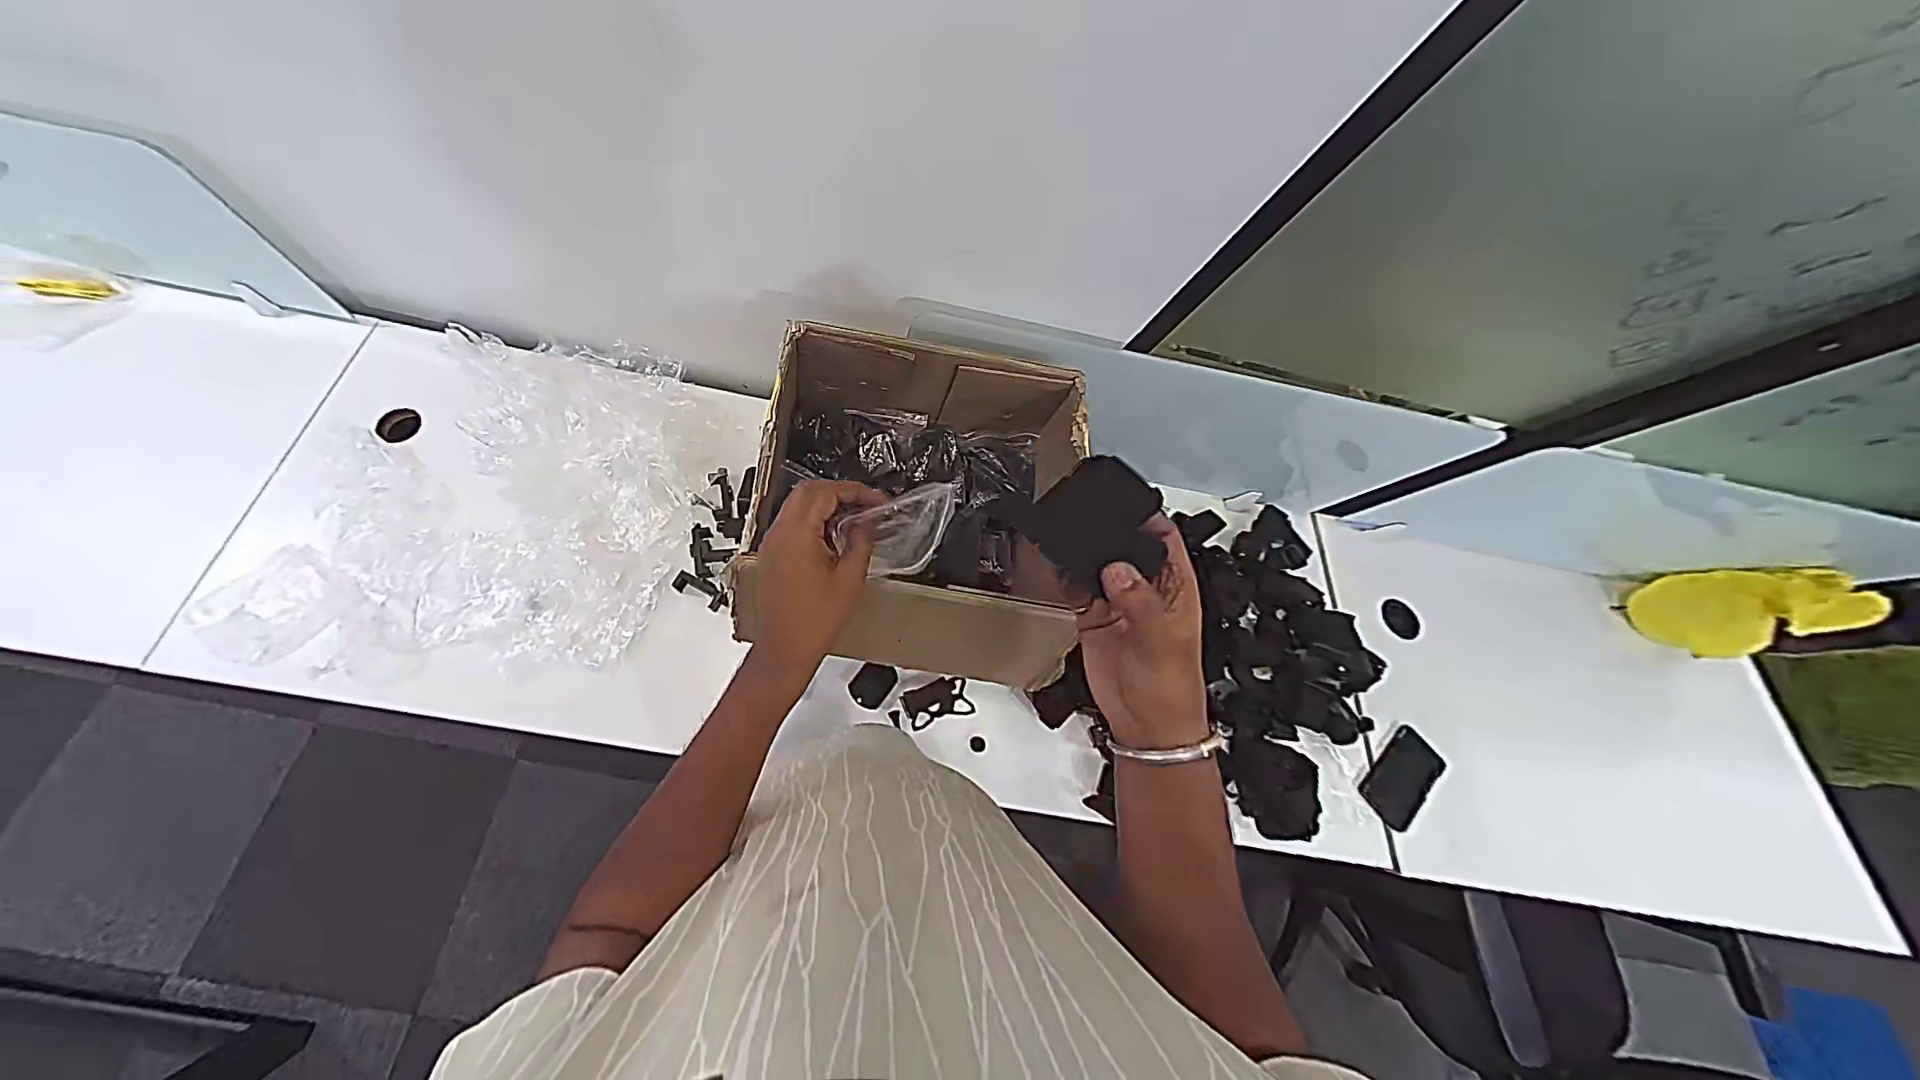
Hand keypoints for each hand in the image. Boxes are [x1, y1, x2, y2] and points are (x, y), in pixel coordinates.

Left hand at [754, 479, 885, 669]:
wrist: (787, 647)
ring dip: (827, 504)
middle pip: (809, 491)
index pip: (825, 492)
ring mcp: (773, 543)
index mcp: (798, 535)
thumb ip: (861, 540)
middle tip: (866, 504)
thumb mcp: (850, 577)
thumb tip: (868, 521)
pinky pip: (793, 523)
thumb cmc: (812, 621)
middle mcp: (780, 534)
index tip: (874, 500)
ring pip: (799, 504)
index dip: (855, 491)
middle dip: (841, 492)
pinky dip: (815, 519)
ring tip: (854, 520)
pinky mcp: (773, 554)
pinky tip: (835, 536)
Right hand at [1076, 514, 1208, 748]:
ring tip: (1066, 534)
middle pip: (1127, 547)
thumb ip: (1140, 603)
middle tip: (1085, 514)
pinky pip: (1077, 588)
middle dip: (1109, 531)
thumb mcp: (1161, 641)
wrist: (1144, 725)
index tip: (1127, 501)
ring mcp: (1118, 602)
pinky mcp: (1093, 617)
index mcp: (1175, 588)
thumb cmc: (1171, 688)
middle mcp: (1146, 590)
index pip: (1166, 540)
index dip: (1150, 518)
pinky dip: (1065, 576)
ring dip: (1084, 552)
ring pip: (1099, 565)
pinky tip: (1055, 565)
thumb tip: (1118, 570)